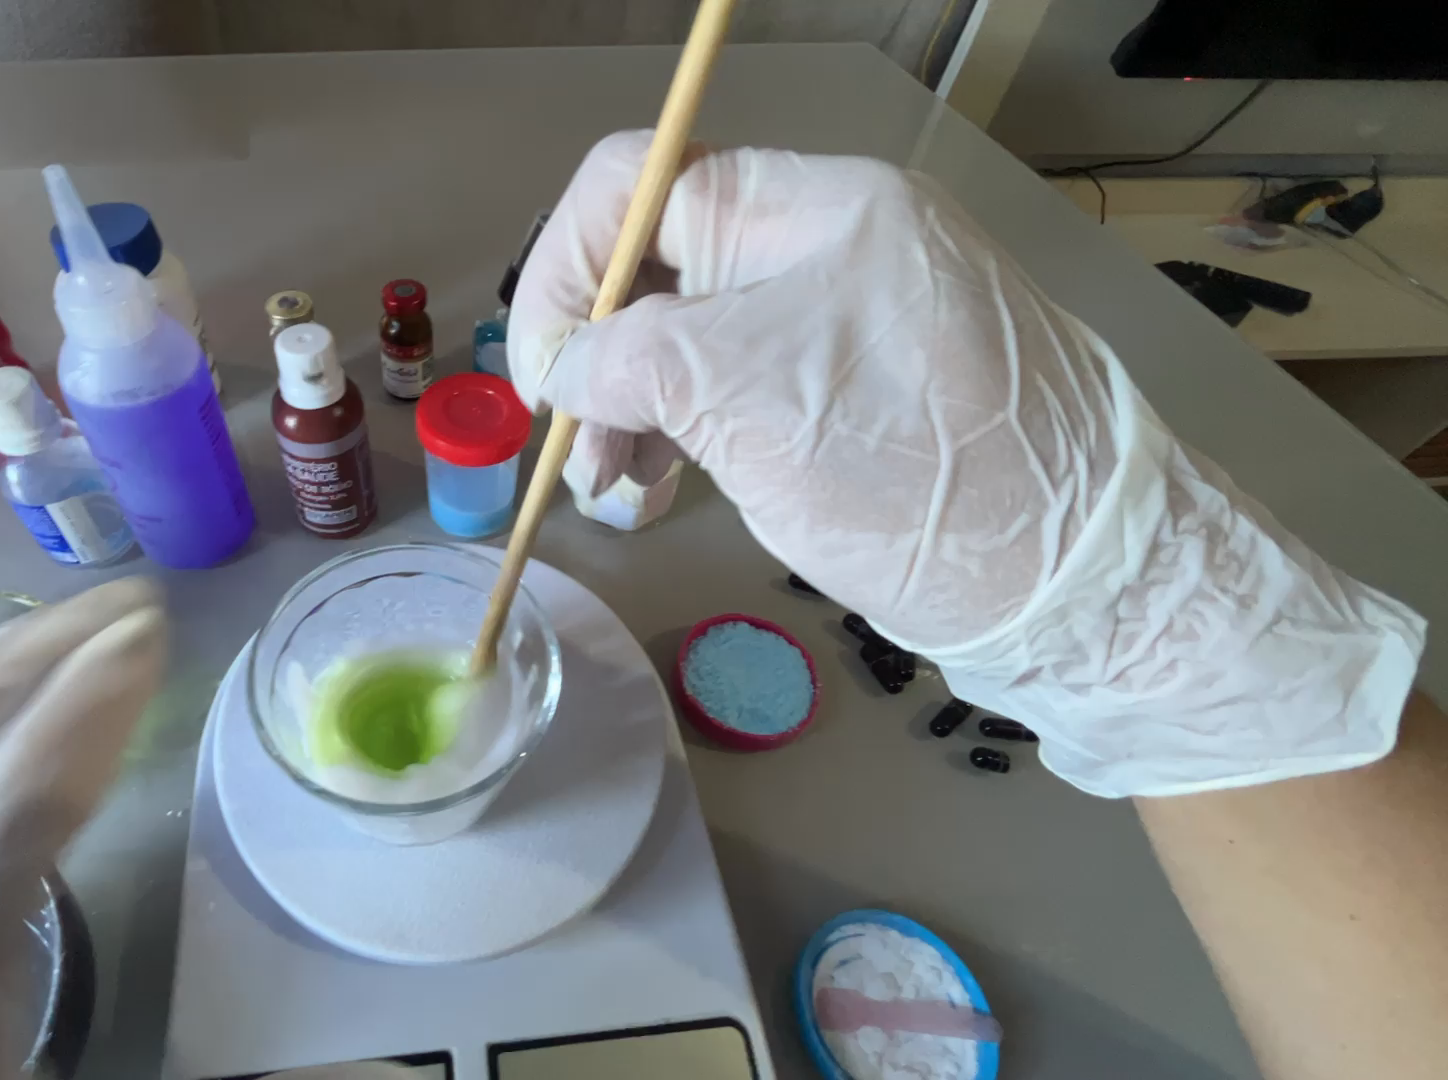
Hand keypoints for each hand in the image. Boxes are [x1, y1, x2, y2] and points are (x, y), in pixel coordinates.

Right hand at [511, 133, 1422, 796]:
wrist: (1064, 581)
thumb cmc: (911, 475)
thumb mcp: (751, 400)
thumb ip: (630, 360)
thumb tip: (562, 367)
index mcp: (803, 210)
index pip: (636, 184)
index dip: (564, 266)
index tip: (541, 371)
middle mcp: (807, 248)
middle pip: (648, 269)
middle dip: (591, 356)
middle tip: (571, 447)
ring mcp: (814, 320)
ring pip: (674, 335)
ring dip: (622, 404)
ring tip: (607, 483)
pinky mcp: (818, 386)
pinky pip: (714, 384)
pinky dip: (667, 428)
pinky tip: (650, 481)